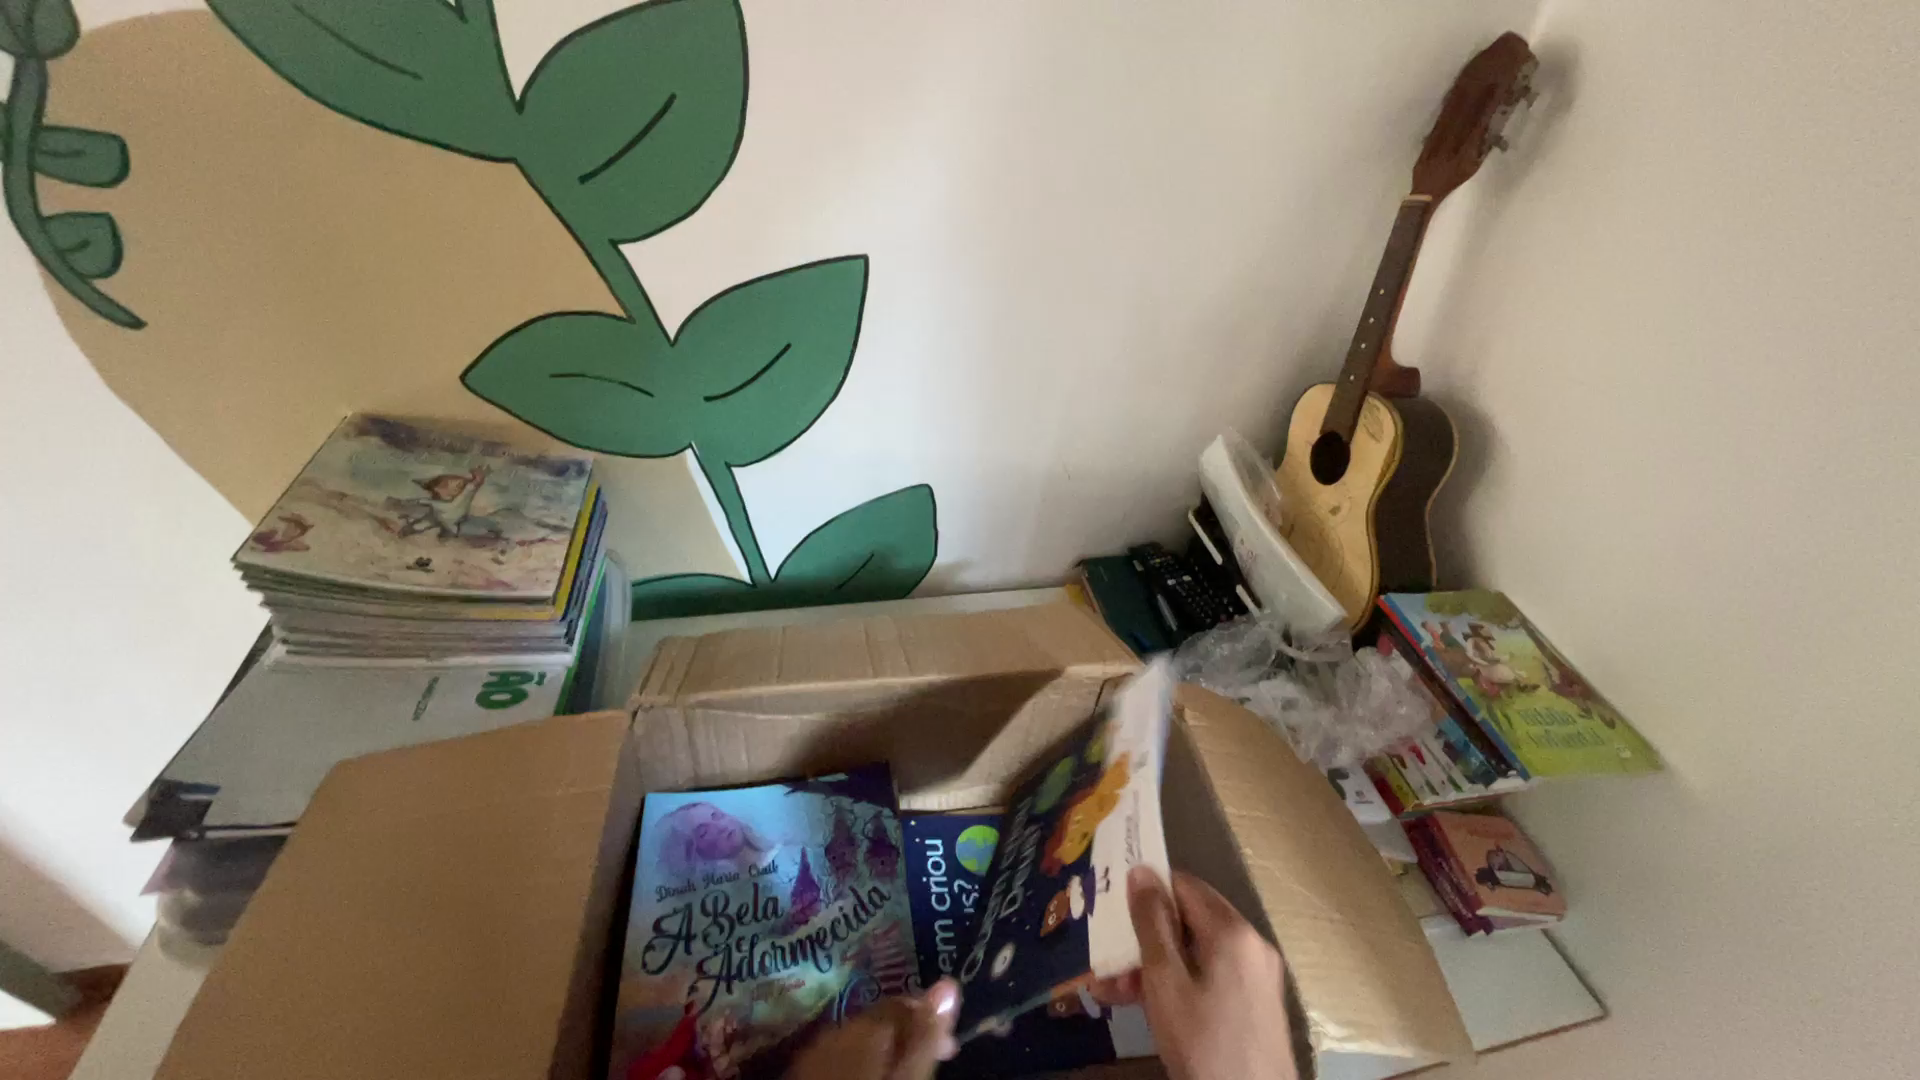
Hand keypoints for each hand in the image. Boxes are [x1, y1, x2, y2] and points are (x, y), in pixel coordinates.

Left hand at [786, 978, 960, 1079]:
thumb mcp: (903, 1075)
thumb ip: (924, 1034)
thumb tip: (948, 983)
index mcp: (861, 1024)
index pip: (900, 1002)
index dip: (929, 1015)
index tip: (950, 1042)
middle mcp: (833, 1028)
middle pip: (877, 1018)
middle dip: (905, 1031)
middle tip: (931, 1054)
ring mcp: (812, 1052)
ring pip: (856, 1037)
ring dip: (882, 1047)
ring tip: (901, 1065)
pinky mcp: (800, 1072)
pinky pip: (835, 1055)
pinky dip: (857, 1061)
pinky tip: (866, 1073)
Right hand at [1093, 867, 1298, 1079]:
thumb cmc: (1203, 1045)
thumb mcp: (1165, 981)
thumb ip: (1151, 922)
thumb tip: (1140, 871)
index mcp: (1232, 931)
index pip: (1183, 885)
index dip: (1147, 892)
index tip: (1113, 911)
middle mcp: (1251, 944)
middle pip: (1188, 921)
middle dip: (1144, 937)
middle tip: (1107, 961)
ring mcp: (1256, 977)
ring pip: (1195, 953)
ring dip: (1154, 966)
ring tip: (1113, 993)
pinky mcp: (1255, 1005)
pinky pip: (1209, 977)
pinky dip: (1178, 984)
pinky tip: (1144, 1007)